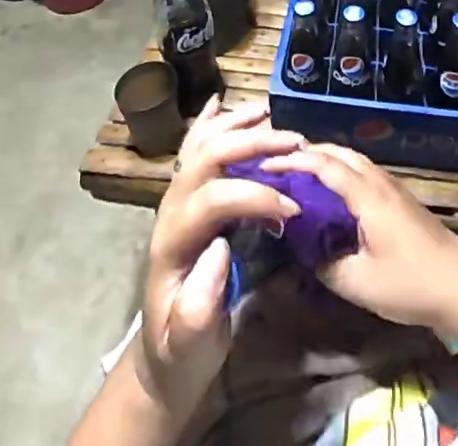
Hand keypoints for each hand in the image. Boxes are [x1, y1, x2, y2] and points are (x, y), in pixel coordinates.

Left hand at [138, 99, 305, 415]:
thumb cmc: (181, 353)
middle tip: (294, 142)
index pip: (212, 198)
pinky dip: (207, 123)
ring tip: (267, 112)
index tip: (293, 209)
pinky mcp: (186, 199)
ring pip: (198, 146)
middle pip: (205, 159)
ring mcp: (176, 200)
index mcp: (172, 243)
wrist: (163, 355)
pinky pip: (192, 151)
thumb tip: (220, 248)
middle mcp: (170, 211)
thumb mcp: (189, 346)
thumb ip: (199, 305)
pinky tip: (219, 102)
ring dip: (233, 124)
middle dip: (250, 144)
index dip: (254, 196)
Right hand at [259, 144, 457, 329]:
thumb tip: (303, 252)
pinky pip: (362, 171)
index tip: (265, 165)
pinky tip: (330, 192)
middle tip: (278, 163)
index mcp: (367, 195)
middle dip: (307, 152)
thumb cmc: (412, 283)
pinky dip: (339, 170)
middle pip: (339, 152)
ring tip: (298, 173)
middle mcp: (378, 182)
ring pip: (353, 159)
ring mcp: (392, 187)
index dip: (293, 161)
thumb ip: (326, 266)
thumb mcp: (360, 284)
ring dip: (325, 159)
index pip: (324, 165)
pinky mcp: (399, 198)